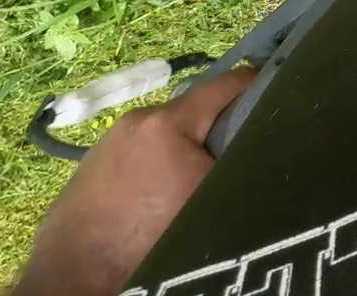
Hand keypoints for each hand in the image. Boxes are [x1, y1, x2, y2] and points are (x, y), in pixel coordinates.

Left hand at [14, 68, 254, 295]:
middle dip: (222, 125)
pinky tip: (161, 197)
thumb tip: (276, 135)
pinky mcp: (86, 171)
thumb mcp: (212, 195)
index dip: (264, 86)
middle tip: (240, 154)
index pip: (231, 81)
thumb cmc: (149, 237)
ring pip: (168, 132)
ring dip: (188, 147)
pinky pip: (140, 153)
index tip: (285, 103)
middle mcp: (134, 120)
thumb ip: (242, 155)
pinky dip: (158, 164)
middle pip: (198, 108)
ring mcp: (104, 145)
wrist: (71, 288)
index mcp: (166, 120)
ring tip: (199, 181)